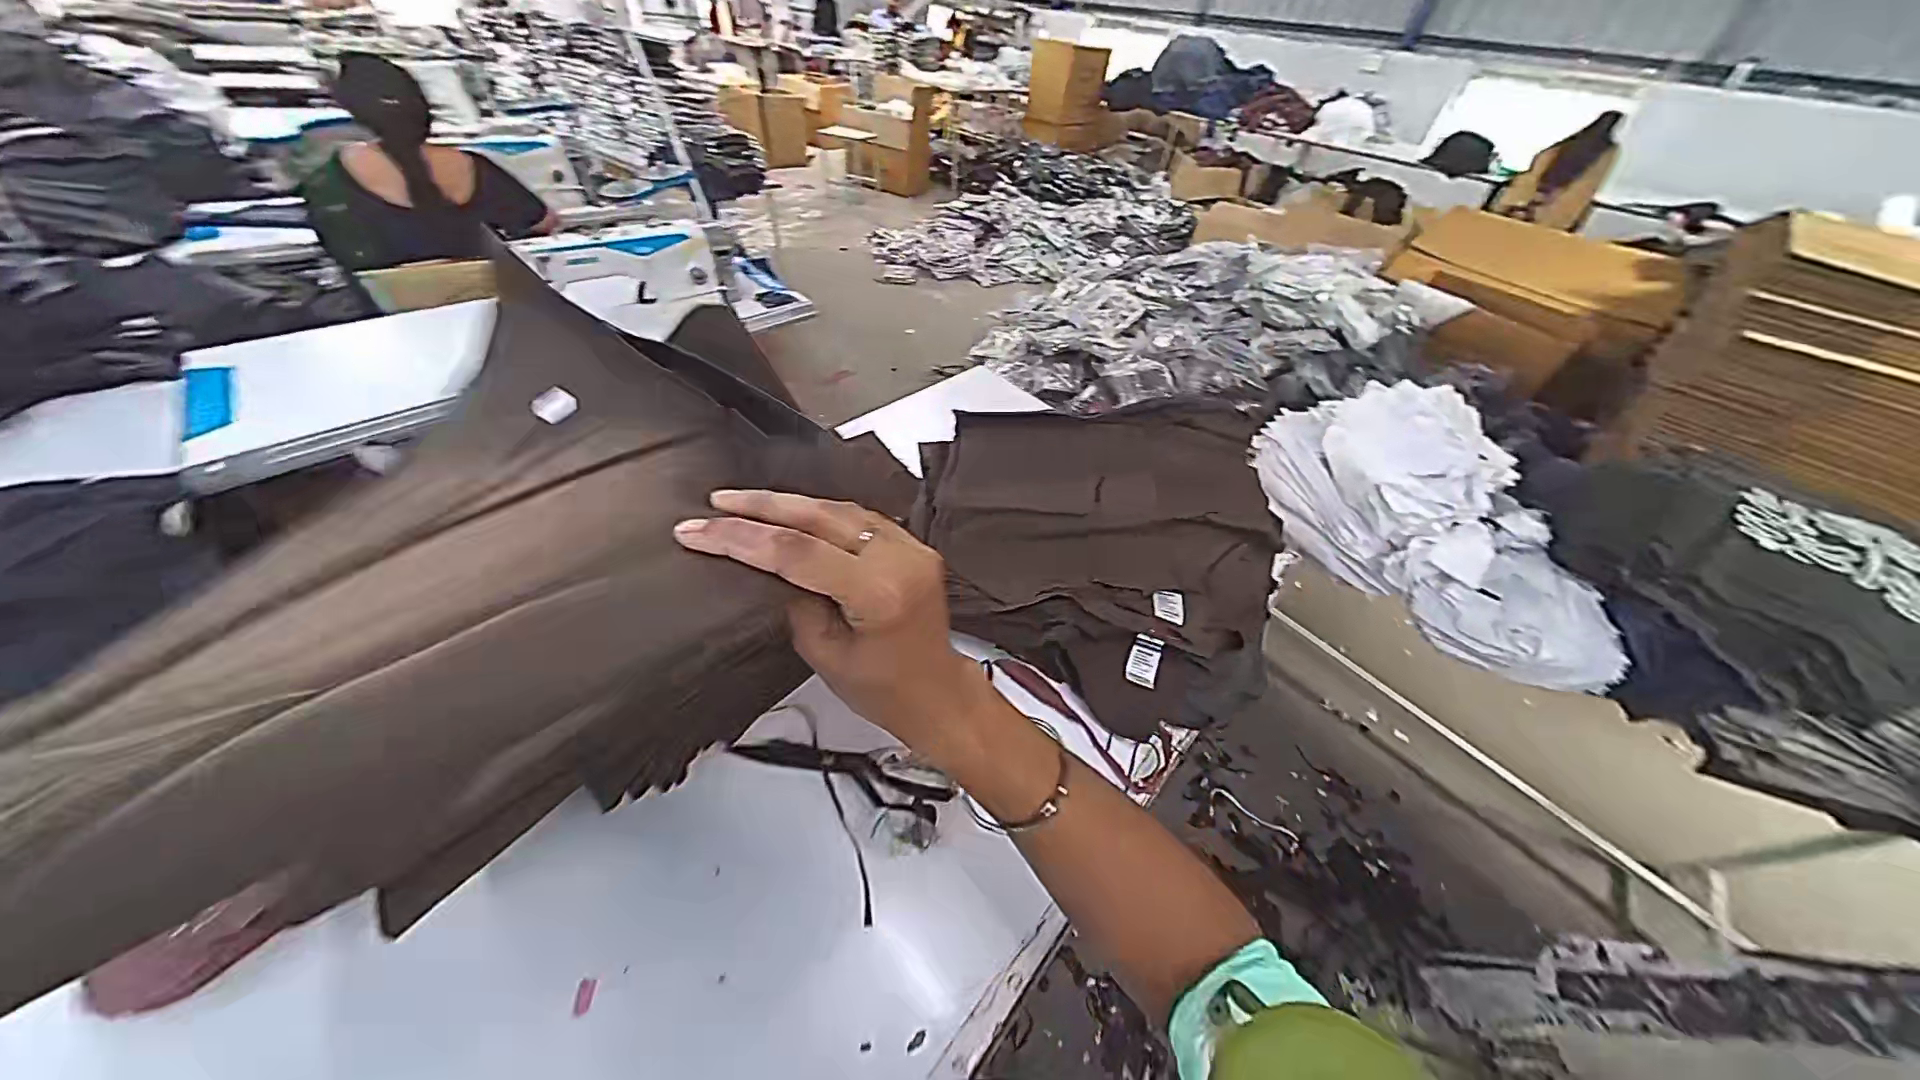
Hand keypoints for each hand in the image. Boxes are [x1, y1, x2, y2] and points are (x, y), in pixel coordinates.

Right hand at [672, 490, 993, 756]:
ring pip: (841, 509)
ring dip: (791, 504)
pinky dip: (823, 512)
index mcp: (879, 593)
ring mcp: (912, 550)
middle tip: (718, 504)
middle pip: (819, 516)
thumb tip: (767, 563)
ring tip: (746, 504)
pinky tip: (794, 510)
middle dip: (762, 506)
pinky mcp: (914, 548)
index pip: (797, 552)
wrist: (937, 692)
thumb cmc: (888, 689)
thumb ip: (794, 602)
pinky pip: (861, 518)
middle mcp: (901, 561)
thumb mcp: (825, 654)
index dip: (741, 538)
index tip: (699, 531)